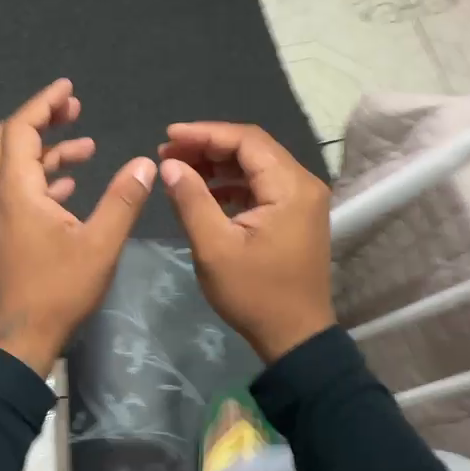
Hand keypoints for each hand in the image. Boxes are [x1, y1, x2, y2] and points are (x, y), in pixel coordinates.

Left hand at [0, 79, 157, 375]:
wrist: (16, 342)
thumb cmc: (56, 292)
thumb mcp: (99, 245)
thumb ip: (122, 200)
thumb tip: (145, 164)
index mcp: (16, 190)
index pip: (23, 129)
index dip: (45, 103)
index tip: (69, 88)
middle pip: (12, 142)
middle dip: (43, 121)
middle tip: (75, 110)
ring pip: (15, 168)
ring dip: (47, 153)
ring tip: (87, 147)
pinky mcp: (1, 235)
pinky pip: (18, 192)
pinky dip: (42, 180)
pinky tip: (70, 187)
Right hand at [158, 122, 333, 362]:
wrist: (294, 337)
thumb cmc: (254, 294)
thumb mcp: (214, 248)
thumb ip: (191, 200)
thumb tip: (169, 165)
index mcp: (290, 187)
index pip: (246, 140)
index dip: (204, 133)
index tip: (167, 137)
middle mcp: (303, 184)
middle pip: (252, 148)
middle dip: (207, 146)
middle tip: (167, 153)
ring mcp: (302, 200)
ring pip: (255, 165)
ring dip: (217, 164)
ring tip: (177, 169)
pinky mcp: (294, 216)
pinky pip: (260, 185)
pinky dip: (230, 183)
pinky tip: (202, 191)